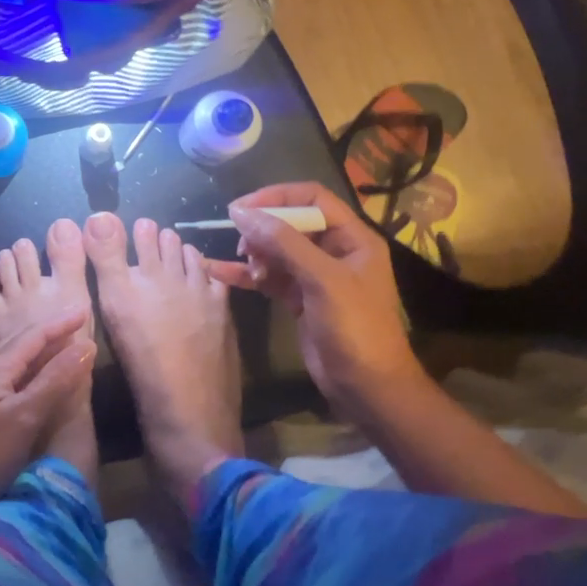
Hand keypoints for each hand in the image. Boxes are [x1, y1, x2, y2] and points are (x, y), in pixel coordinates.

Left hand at [0, 306, 95, 522]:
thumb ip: (53, 381)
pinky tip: (26, 382)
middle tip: (74, 323)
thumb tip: (85, 346)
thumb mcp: (22, 417)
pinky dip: (22, 370)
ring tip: (55, 347)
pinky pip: (1, 376)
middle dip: (47, 331)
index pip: (33, 335)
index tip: (84, 309)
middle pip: (18, 342)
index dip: (60, 323)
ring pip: (8, 359)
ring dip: (34, 350)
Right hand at [208, 183, 427, 415]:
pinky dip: (246, 274)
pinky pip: (268, 275)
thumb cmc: (355, 328)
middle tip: (242, 243)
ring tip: (248, 266)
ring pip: (276, 248)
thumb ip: (283, 242)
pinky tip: (218, 271)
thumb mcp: (322, 280)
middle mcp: (335, 251)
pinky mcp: (299, 298)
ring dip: (256, 252)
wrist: (368, 388)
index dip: (277, 197)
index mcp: (353, 239)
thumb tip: (240, 211)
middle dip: (263, 229)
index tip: (242, 208)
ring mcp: (316, 275)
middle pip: (290, 222)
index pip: (312, 198)